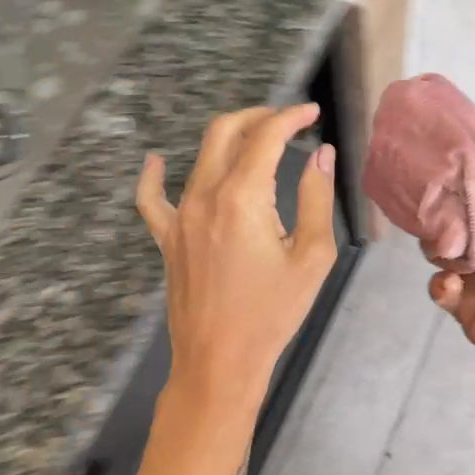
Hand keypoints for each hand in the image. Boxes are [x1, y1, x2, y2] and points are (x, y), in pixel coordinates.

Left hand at [136, 104, 337, 391]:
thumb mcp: (312, 256)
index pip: (266, 136)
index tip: (312, 113)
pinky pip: (152, 198)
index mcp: (243, 198)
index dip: (291, 117)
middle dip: (259, 116)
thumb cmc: (273, 312)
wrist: (219, 361)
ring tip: (257, 137)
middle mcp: (205, 197)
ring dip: (229, 138)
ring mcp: (179, 217)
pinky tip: (154, 160)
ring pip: (199, 156)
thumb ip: (316, 198)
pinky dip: (153, 175)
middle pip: (226, 132)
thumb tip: (322, 156)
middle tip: (288, 121)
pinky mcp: (167, 238)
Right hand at [426, 124, 474, 400]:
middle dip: (443, 210)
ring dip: (439, 246)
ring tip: (444, 247)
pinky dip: (441, 284)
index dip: (467, 171)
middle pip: (459, 217)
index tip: (442, 151)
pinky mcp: (464, 306)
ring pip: (443, 249)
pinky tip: (453, 287)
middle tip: (426, 201)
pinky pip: (440, 286)